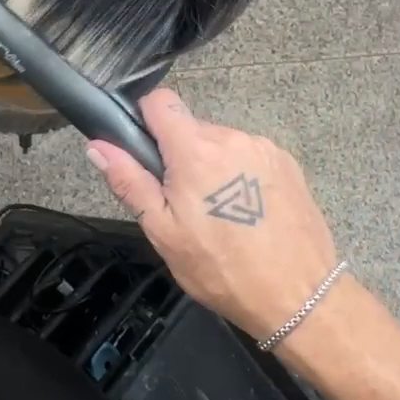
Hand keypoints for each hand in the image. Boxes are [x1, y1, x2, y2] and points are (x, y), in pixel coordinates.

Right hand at [87, 89, 342, 339]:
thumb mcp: (164, 232)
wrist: (301, 298)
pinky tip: (247, 213)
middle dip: (180, 155)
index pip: (160, 100)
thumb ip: (130, 181)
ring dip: (211, 166)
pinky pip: (248, 155)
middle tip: (184, 203)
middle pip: (190, 127)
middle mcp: (231, 137)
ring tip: (220, 213)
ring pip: (220, 143)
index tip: (148, 153)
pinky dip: (240, 175)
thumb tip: (98, 146)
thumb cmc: (224, 269)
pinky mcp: (287, 163)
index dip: (146, 120)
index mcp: (195, 150)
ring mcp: (263, 148)